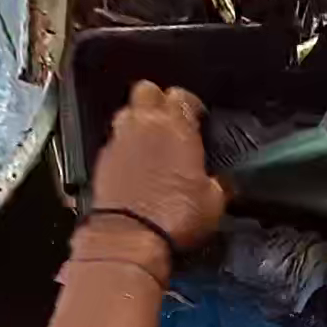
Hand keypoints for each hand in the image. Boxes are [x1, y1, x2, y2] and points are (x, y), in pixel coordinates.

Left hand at [88, 81, 224, 250]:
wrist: (131, 236)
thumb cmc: (177, 216)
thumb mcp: (214, 202)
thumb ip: (219, 182)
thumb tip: (223, 181)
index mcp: (177, 127)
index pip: (183, 96)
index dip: (192, 105)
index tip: (199, 118)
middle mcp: (145, 124)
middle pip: (148, 90)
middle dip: (160, 100)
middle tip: (172, 120)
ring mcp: (120, 139)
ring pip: (127, 109)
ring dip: (140, 118)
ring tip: (152, 138)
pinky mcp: (103, 157)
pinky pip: (116, 138)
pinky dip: (127, 144)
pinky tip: (137, 162)